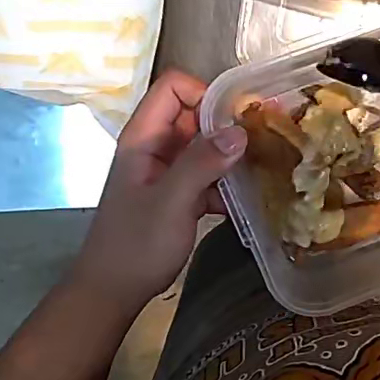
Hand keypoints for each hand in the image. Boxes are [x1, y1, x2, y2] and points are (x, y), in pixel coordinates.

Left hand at [67, 71, 245, 315]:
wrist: (114, 291)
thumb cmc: (136, 245)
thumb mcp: (171, 201)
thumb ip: (202, 163)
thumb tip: (240, 131)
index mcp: (144, 139)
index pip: (173, 88)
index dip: (206, 94)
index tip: (238, 120)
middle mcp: (156, 148)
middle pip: (195, 115)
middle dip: (228, 124)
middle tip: (265, 140)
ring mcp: (168, 173)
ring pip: (206, 147)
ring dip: (233, 155)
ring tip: (265, 167)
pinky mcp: (180, 195)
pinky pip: (209, 175)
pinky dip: (229, 183)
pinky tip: (251, 199)